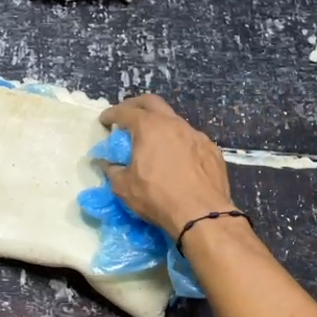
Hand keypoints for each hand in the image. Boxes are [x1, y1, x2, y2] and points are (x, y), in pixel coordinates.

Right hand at [99, 94, 235, 235]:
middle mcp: (173, 123)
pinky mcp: (212, 149)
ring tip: (154, 141)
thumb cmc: (158, 197)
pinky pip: (190, 139)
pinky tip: (177, 158)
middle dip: (136, 106)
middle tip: (127, 117)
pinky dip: (179, 142)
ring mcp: (195, 135)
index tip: (105, 121)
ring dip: (160, 125)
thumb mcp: (124, 187)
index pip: (124, 112)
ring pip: (174, 120)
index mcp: (149, 127)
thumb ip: (112, 170)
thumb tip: (107, 163)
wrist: (202, 214)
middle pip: (152, 102)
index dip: (111, 114)